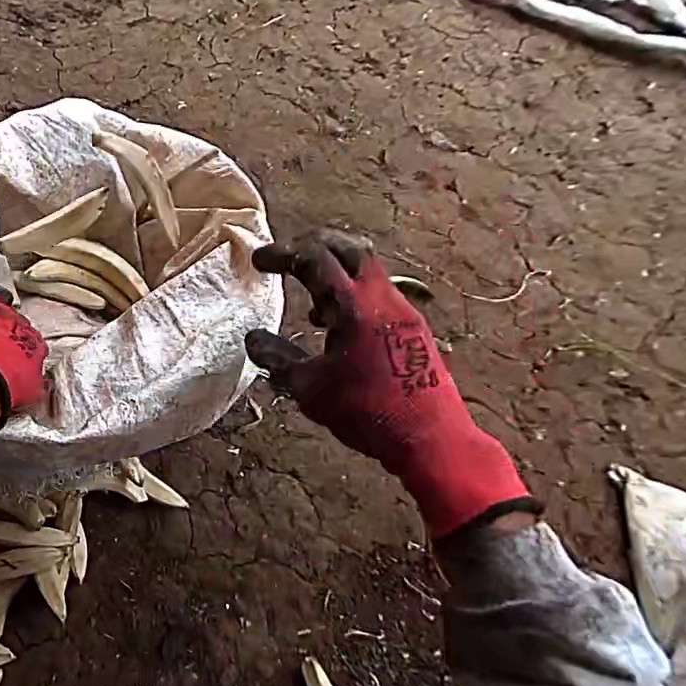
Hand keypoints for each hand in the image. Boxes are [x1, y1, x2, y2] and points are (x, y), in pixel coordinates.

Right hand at [244, 230, 537, 537]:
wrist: (433, 440)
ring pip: (366, 270)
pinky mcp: (411, 330)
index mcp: (355, 308)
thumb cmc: (367, 412)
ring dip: (333, 270)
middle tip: (286, 256)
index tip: (258, 261)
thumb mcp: (309, 388)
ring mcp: (402, 313)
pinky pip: (375, 294)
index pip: (315, 259)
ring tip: (306, 294)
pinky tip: (331, 323)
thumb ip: (278, 358)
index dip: (282, 254)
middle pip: (350, 248)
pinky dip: (348, 293)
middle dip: (314, 244)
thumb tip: (252, 338)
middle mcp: (382, 301)